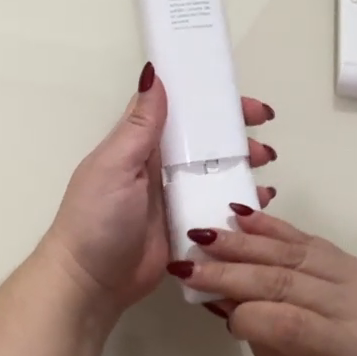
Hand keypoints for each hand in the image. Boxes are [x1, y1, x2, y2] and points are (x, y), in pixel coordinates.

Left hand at [38, 62, 277, 316]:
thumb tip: (154, 72)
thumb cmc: (96, 218)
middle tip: (265, 144)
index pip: (179, 112)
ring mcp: (174, 199)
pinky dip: (241, 203)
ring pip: (217, 174)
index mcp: (140, 146)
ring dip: (244, 168)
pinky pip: (219, 209)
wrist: (90, 283)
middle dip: (238, 138)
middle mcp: (159, 168)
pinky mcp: (187, 229)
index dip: (211, 102)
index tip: (243, 102)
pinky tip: (261, 202)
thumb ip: (139, 124)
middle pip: (206, 143)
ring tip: (265, 170)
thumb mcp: (115, 165)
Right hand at [167, 209, 356, 355]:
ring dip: (243, 243)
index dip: (245, 314)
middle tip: (186, 263)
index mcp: (349, 352)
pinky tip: (240, 217)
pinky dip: (271, 227)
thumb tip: (223, 301)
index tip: (210, 308)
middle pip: (284, 281)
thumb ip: (264, 345)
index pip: (288, 323)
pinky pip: (308, 240)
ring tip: (204, 236)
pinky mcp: (356, 262)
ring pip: (292, 254)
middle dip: (229, 271)